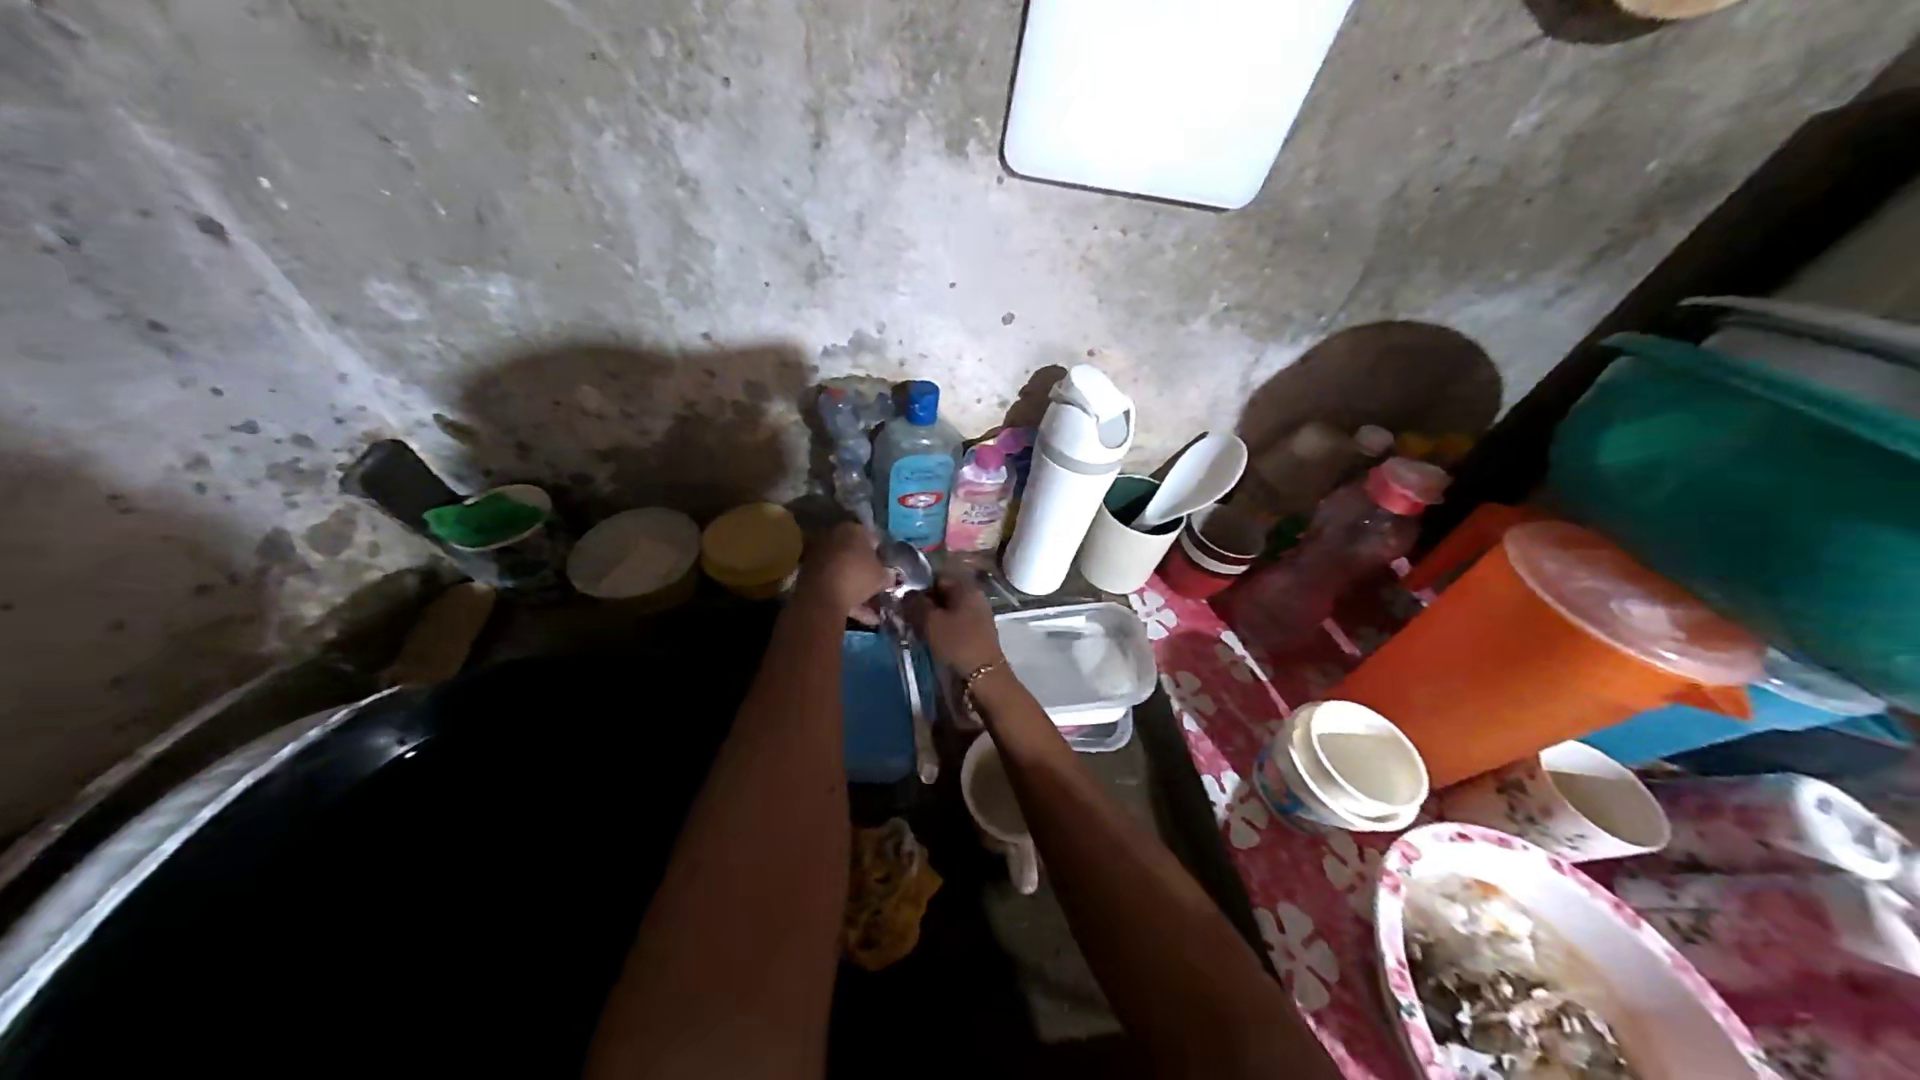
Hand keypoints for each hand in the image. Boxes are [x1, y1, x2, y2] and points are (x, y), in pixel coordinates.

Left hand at [796, 522, 888, 614]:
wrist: (821, 595)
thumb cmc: (857, 576)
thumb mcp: (881, 577)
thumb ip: (888, 575)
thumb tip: (890, 577)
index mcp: (853, 529)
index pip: (872, 537)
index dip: (881, 553)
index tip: (888, 567)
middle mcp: (833, 536)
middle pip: (855, 554)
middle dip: (867, 571)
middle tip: (879, 586)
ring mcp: (818, 555)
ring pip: (844, 571)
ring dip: (857, 588)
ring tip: (873, 609)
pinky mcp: (809, 574)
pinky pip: (833, 584)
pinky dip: (846, 597)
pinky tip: (862, 615)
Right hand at [904, 571, 1002, 672]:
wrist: (984, 675)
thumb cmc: (957, 643)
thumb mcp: (931, 621)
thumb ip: (916, 604)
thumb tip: (907, 593)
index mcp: (966, 588)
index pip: (938, 577)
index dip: (919, 586)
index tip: (905, 600)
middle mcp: (975, 597)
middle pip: (944, 593)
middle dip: (925, 603)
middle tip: (908, 615)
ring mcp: (978, 615)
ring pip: (949, 609)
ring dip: (933, 617)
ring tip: (918, 628)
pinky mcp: (978, 631)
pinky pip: (955, 622)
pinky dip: (943, 627)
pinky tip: (932, 638)